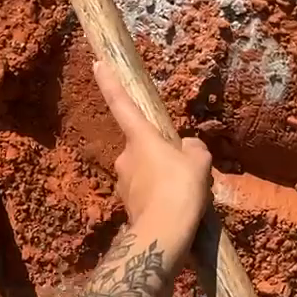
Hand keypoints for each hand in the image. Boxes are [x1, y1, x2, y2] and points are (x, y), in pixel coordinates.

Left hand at [93, 60, 211, 243]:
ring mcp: (123, 182)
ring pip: (146, 172)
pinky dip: (159, 197)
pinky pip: (146, 194)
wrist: (164, 233)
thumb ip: (192, 148)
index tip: (97, 63)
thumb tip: (187, 147)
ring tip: (185, 194)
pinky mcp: (127, 205)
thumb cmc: (181, 189)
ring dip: (162, 179)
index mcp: (141, 138)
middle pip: (144, 147)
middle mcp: (125, 157)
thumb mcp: (199, 161)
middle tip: (185, 171)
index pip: (122, 104)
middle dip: (161, 156)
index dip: (109, 82)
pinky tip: (176, 209)